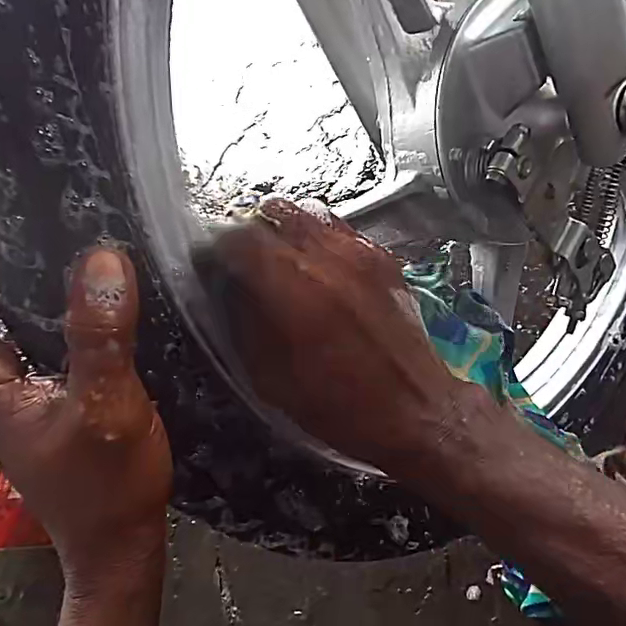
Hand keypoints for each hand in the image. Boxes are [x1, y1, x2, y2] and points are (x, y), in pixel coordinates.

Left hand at [0, 239, 171, 589]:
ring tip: (67, 251)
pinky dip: (53, 318)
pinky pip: (40, 348)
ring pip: (9, 330)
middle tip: (39, 221)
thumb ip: (100, 337)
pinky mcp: (48, 409)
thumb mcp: (107, 408)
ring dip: (26, 291)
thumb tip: (101, 260)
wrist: (119, 547)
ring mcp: (19, 402)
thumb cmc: (108, 487)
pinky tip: (90, 305)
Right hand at [209, 197, 490, 476]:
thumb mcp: (272, 379)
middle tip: (241, 259)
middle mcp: (328, 257)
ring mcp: (361, 253)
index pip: (239, 239)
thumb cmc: (340, 408)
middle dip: (248, 231)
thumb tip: (228, 288)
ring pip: (308, 213)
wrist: (416, 412)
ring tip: (277, 259)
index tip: (208, 264)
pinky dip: (316, 238)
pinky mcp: (384, 259)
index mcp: (294, 289)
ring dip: (283, 229)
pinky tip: (316, 267)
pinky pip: (339, 229)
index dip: (215, 248)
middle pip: (273, 213)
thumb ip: (244, 324)